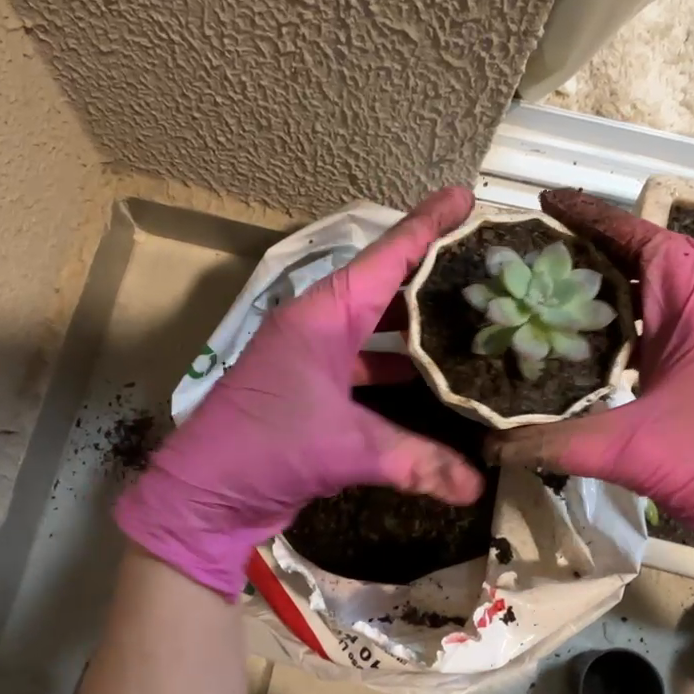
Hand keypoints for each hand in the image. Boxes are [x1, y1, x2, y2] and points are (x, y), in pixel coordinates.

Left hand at [115, 187, 485, 596]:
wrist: (203, 497)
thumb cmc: (263, 449)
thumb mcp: (344, 448)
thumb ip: (416, 462)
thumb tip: (477, 487)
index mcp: (322, 315)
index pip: (385, 257)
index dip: (427, 225)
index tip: (467, 197)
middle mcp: (320, 326)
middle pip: (387, 286)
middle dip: (435, 273)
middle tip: (490, 263)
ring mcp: (316, 359)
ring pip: (380, 326)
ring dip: (421, 324)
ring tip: (475, 316)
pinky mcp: (317, 392)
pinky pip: (370, 365)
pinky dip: (402, 368)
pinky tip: (438, 379)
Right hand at [485, 189, 693, 599]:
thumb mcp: (631, 452)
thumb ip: (554, 442)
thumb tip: (485, 444)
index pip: (649, 241)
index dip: (597, 218)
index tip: (547, 204)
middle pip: (652, 258)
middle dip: (595, 246)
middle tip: (534, 246)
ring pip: (660, 291)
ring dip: (610, 282)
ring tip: (550, 282)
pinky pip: (667, 323)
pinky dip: (626, 317)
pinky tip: (587, 335)